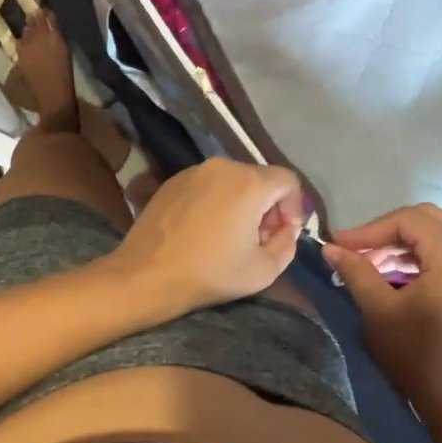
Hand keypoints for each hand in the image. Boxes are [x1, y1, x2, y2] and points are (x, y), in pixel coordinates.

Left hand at [104, 158, 304, 313]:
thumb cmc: (209, 274)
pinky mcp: (171, 182)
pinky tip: (204, 231)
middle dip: (267, 207)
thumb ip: (288, 243)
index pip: (288, 181)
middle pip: (260, 179)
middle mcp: (221, 167)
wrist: (147, 275)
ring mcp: (192, 172)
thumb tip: (286, 229)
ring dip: (241, 204)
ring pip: (232, 181)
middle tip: (258, 240)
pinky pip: (206, 186)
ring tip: (229, 237)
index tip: (282, 234)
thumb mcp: (264, 270)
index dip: (294, 208)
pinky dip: (215, 202)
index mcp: (249, 182)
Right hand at [321, 204, 441, 415]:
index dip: (369, 229)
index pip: (409, 220)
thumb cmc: (419, 357)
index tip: (338, 245)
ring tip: (368, 264)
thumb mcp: (380, 312)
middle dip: (386, 231)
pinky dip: (418, 258)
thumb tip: (330, 247)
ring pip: (438, 236)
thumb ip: (356, 272)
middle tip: (354, 250)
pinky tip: (393, 276)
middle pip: (427, 220)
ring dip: (401, 244)